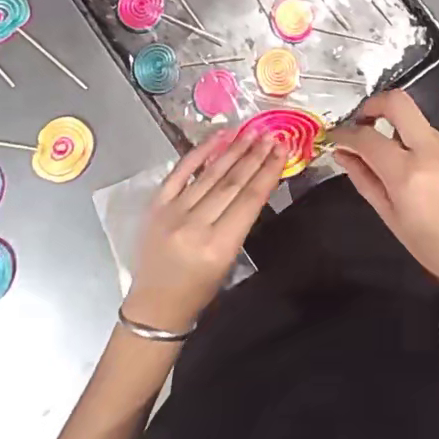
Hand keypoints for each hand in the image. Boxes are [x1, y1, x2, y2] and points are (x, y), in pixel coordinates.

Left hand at [124, 129, 284, 333]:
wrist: (156, 305)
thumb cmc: (199, 291)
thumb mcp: (228, 262)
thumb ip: (240, 223)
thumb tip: (254, 183)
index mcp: (218, 246)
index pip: (249, 200)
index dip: (268, 171)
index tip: (282, 150)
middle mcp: (195, 225)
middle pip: (232, 183)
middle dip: (255, 156)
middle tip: (272, 136)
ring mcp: (173, 212)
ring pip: (210, 174)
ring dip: (234, 150)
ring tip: (252, 133)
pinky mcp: (156, 205)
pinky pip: (180, 172)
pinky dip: (200, 153)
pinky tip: (219, 138)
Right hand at [332, 91, 438, 313]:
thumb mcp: (396, 223)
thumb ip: (367, 183)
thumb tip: (345, 157)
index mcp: (408, 176)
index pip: (366, 137)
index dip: (344, 133)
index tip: (336, 137)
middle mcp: (435, 153)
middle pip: (398, 102)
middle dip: (373, 105)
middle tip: (363, 123)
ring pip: (421, 127)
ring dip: (403, 137)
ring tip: (401, 172)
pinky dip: (427, 154)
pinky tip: (434, 185)